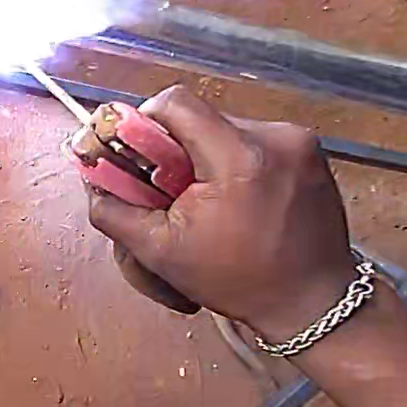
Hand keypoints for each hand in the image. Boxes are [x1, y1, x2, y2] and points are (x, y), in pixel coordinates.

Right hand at [85, 87, 360, 342]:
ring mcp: (300, 141)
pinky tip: (237, 198)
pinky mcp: (311, 150)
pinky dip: (233, 160)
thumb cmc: (237, 281)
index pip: (175, 103)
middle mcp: (275, 136)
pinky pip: (253, 139)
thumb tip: (91, 177)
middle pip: (200, 117)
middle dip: (175, 147)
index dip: (145, 122)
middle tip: (169, 187)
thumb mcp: (161, 253)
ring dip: (204, 154)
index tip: (139, 156)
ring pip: (225, 127)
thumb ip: (115, 211)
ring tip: (207, 198)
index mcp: (240, 157)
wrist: (315, 303)